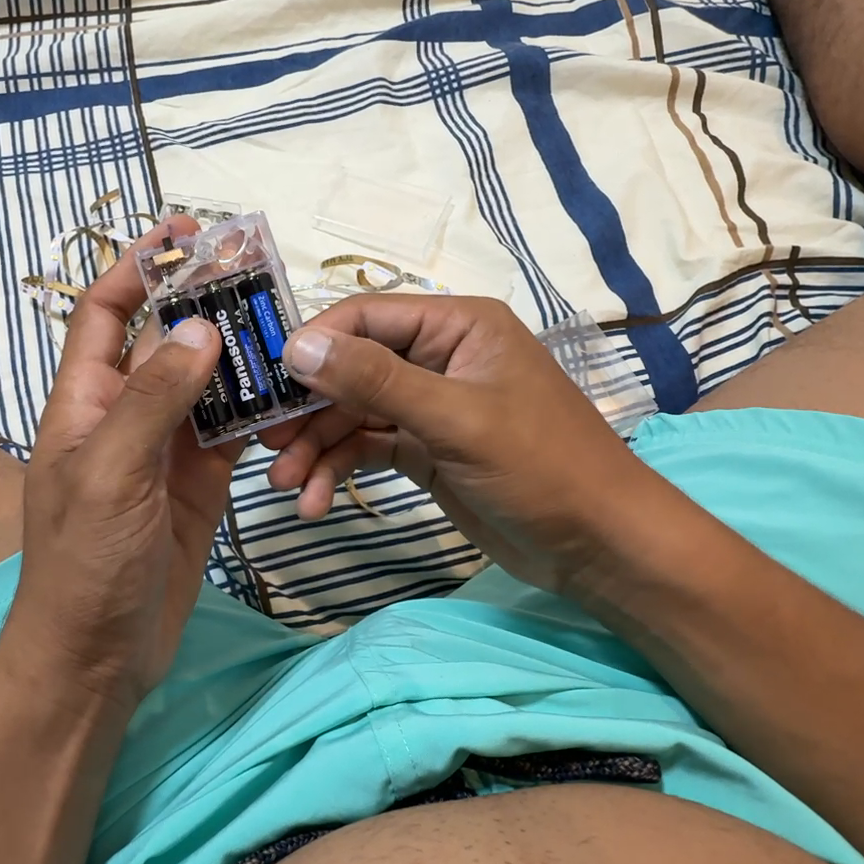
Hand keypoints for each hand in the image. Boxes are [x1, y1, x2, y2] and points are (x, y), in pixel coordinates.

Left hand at [15, 218, 242, 706]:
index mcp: (86, 402)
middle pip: (167, 341)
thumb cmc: (85, 561)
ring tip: (287, 325)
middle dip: (205, 303)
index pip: (106, 314)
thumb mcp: (112, 473)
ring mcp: (165, 452)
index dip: (137, 267)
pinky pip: (232, 435)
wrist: (97, 655)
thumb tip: (200, 328)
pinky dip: (259, 413)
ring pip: (206, 386)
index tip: (182, 231)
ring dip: (240, 357)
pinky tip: (291, 394)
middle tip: (260, 270)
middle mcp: (125, 416)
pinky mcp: (198, 486)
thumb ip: (154, 399)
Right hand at [260, 295, 649, 594]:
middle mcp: (438, 358)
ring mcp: (429, 406)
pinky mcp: (424, 449)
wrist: (600, 546)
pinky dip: (338, 471)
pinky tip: (316, 501)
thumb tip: (297, 347)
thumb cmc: (541, 467)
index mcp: (456, 326)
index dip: (312, 344)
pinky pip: (366, 449)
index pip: (364, 316)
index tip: (266, 383)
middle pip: (350, 369)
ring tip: (286, 487)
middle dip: (307, 409)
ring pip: (352, 415)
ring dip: (316, 448)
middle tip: (264, 443)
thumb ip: (375, 380)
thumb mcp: (455, 419)